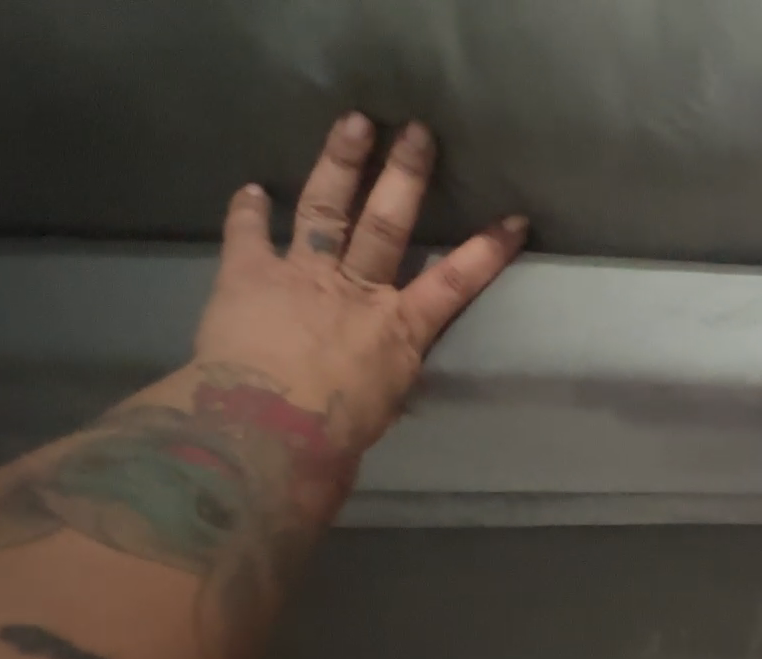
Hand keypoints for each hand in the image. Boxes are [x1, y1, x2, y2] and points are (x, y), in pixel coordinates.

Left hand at [191, 112, 526, 452]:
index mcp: (400, 329)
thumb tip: (383, 380)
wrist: (270, 430)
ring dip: (339, 162)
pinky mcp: (249, 275)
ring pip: (325, 209)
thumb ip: (386, 379)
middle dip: (406, 177)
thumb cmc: (339, 433)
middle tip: (418, 132)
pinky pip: (248, 235)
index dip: (487, 250)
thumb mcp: (384, 406)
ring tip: (353, 122)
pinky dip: (247, 211)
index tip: (514, 221)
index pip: (456, 282)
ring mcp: (304, 276)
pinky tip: (251, 187)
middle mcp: (358, 290)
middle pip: (386, 224)